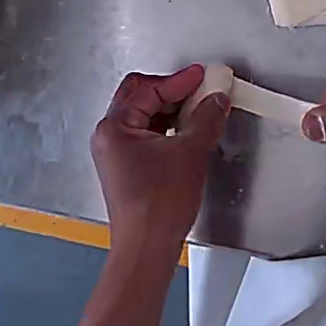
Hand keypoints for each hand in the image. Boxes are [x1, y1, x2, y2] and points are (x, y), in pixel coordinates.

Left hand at [92, 65, 229, 255]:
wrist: (147, 249)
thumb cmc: (157, 207)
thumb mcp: (191, 152)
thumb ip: (207, 118)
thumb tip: (216, 100)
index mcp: (115, 127)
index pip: (150, 89)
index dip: (181, 81)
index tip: (202, 76)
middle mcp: (109, 136)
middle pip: (140, 95)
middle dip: (172, 90)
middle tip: (199, 88)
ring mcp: (116, 152)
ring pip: (144, 114)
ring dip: (171, 108)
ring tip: (199, 109)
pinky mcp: (126, 166)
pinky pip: (146, 133)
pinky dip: (167, 126)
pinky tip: (188, 130)